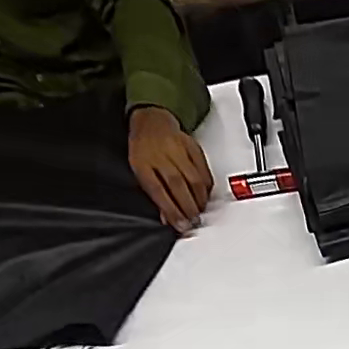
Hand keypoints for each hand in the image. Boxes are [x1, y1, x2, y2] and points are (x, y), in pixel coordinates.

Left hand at [128, 105, 212, 233]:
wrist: (153, 122)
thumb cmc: (145, 150)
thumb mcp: (141, 172)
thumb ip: (155, 195)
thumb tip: (168, 219)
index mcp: (142, 162)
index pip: (158, 190)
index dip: (171, 211)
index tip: (181, 225)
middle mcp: (160, 154)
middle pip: (178, 185)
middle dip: (188, 208)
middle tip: (194, 222)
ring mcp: (177, 149)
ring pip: (194, 180)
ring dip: (200, 200)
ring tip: (200, 212)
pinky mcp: (193, 147)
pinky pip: (204, 172)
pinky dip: (207, 188)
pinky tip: (205, 197)